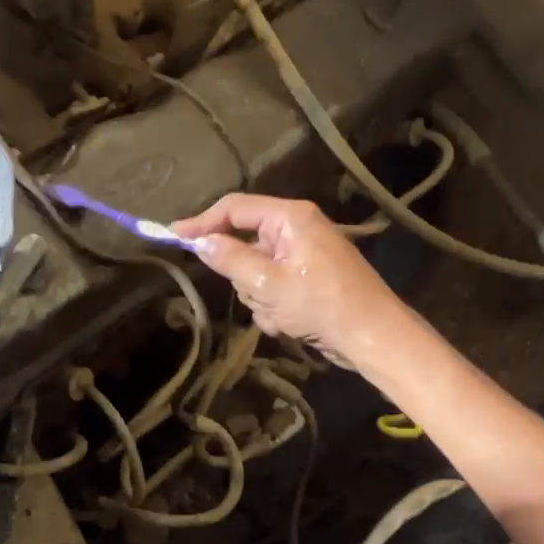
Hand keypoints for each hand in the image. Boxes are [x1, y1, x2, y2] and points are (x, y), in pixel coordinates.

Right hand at [173, 194, 405, 357]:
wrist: (370, 335)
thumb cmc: (321, 304)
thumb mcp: (267, 283)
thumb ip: (229, 259)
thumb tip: (199, 242)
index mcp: (291, 218)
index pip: (234, 208)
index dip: (202, 221)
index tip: (173, 236)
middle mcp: (297, 228)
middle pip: (243, 242)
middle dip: (242, 275)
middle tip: (257, 295)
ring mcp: (303, 253)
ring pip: (254, 270)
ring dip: (258, 296)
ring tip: (279, 314)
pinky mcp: (307, 276)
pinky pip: (271, 285)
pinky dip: (272, 305)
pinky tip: (288, 322)